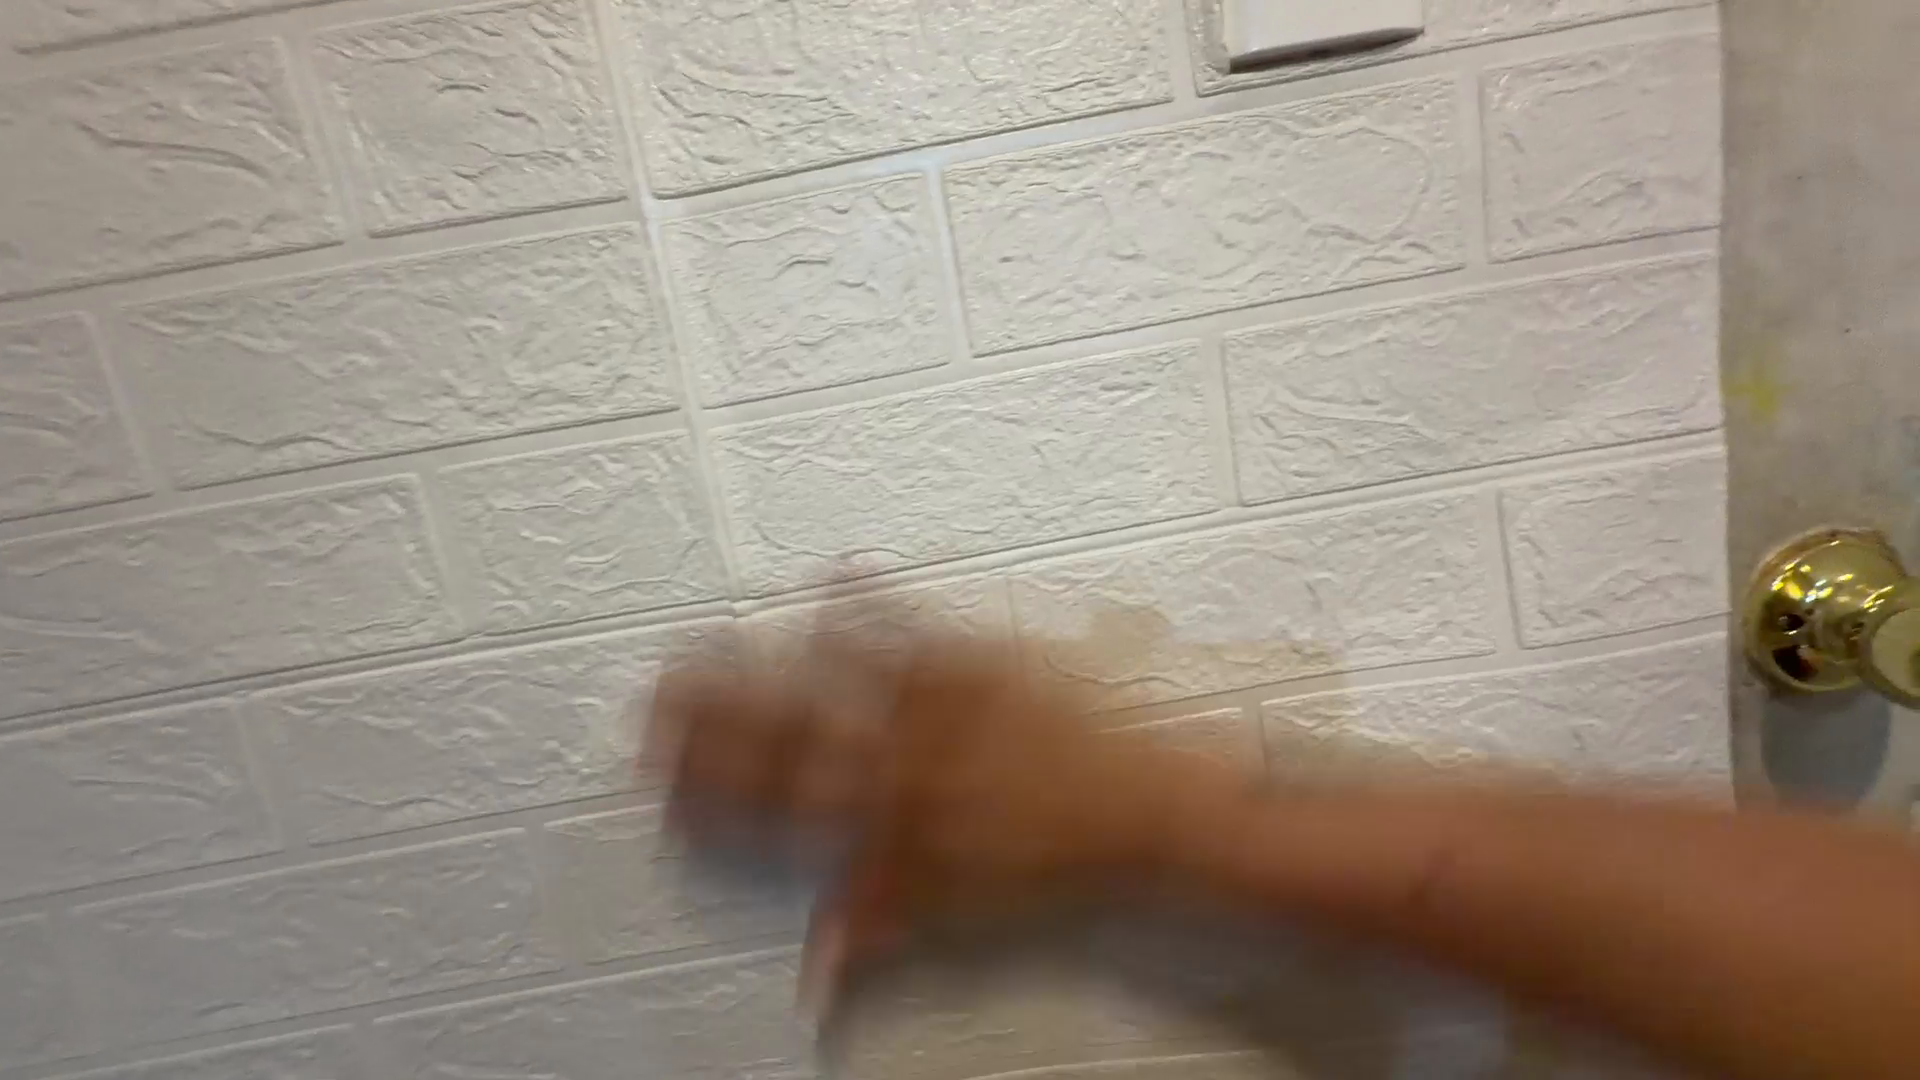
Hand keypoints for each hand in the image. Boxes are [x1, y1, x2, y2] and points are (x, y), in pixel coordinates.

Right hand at [648, 629, 1213, 1011]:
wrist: (1142, 808)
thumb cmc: (1059, 862)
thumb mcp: (963, 912)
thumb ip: (878, 925)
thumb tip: (818, 970)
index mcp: (891, 828)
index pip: (774, 815)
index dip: (707, 797)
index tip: (662, 779)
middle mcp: (900, 762)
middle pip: (779, 740)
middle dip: (705, 722)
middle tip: (653, 699)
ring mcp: (936, 705)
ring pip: (829, 680)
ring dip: (761, 660)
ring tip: (705, 640)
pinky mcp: (978, 662)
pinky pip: (911, 626)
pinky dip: (869, 598)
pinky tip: (836, 571)